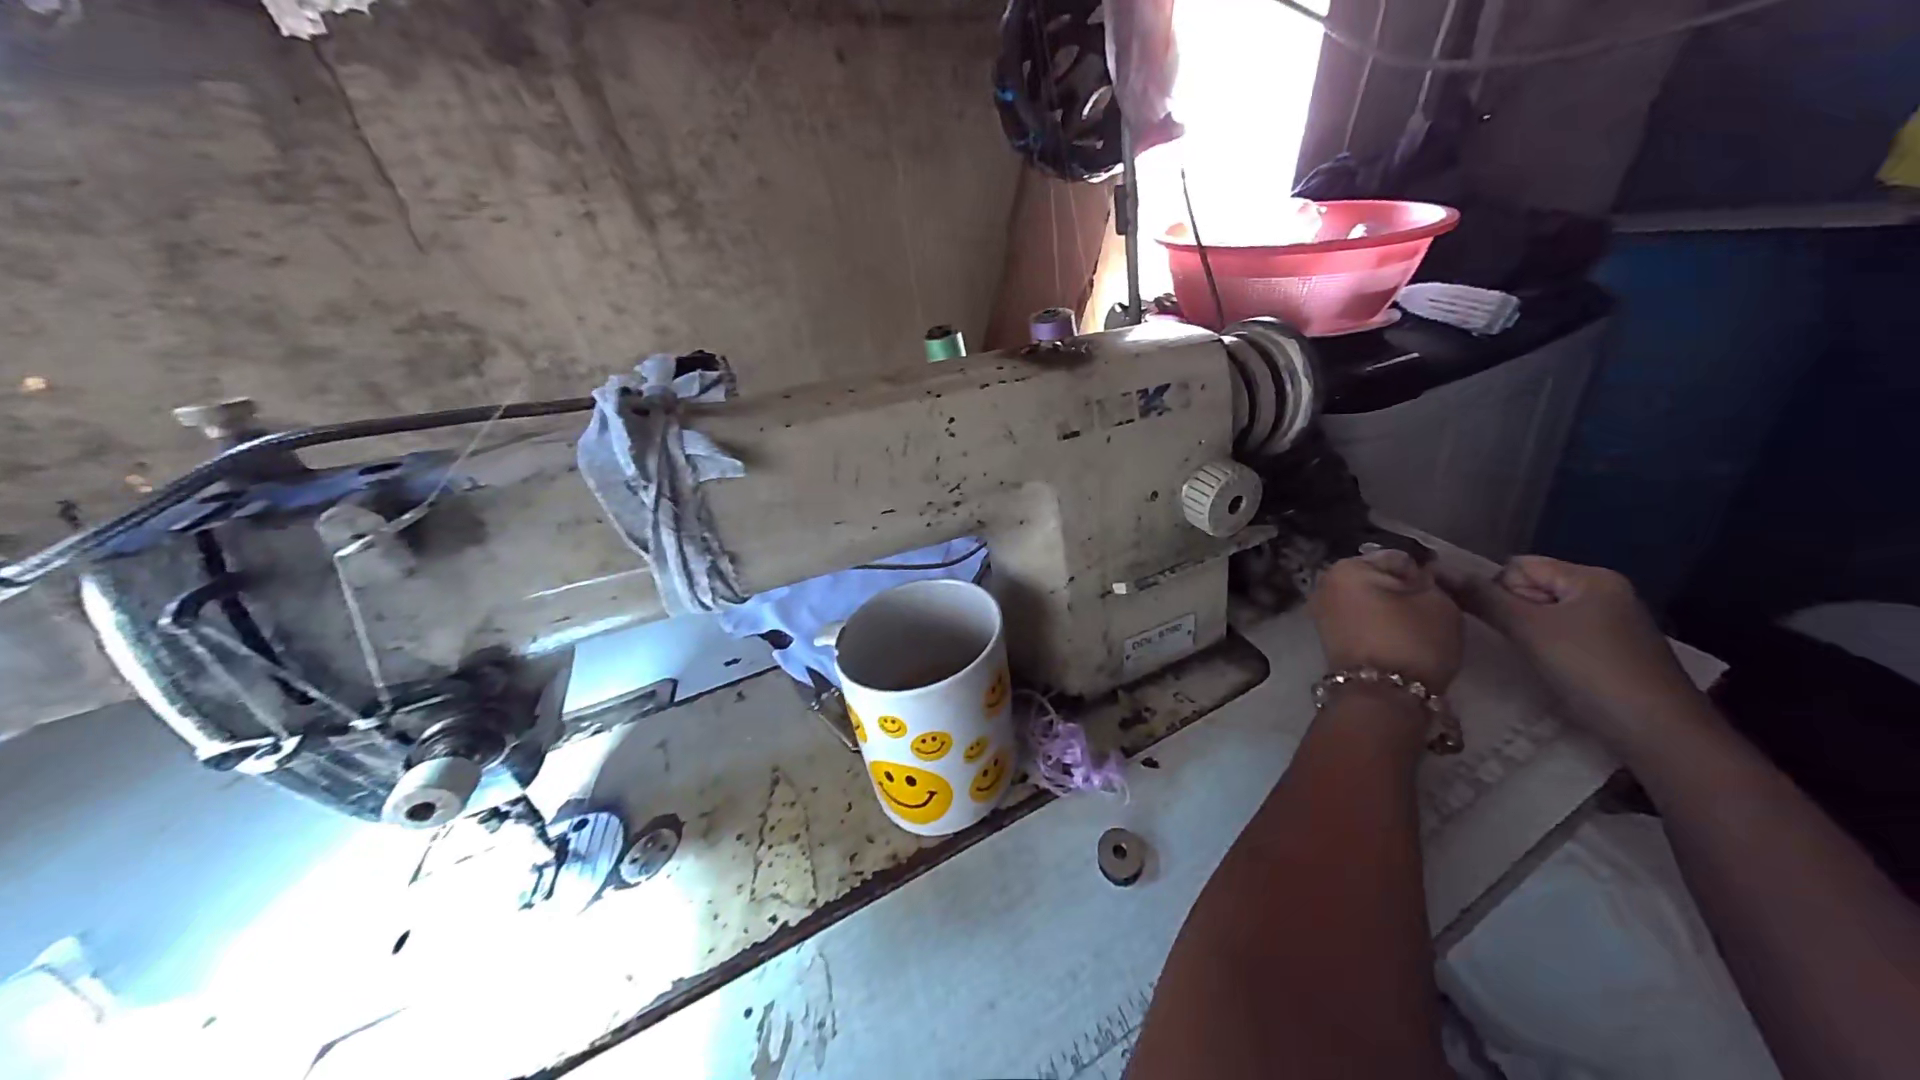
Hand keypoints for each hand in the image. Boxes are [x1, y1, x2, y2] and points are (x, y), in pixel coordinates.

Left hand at [1310, 549, 1462, 693]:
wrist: (1382, 697)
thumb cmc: (1412, 641)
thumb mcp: (1438, 601)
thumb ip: (1429, 580)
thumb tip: (1417, 574)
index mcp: (1345, 568)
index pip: (1399, 559)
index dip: (1424, 577)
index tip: (1439, 598)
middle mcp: (1324, 585)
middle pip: (1378, 579)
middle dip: (1403, 592)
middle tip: (1427, 615)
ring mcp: (1321, 612)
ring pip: (1369, 601)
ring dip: (1390, 610)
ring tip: (1413, 631)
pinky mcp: (1327, 638)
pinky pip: (1360, 620)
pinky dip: (1378, 626)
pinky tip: (1396, 641)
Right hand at [1440, 555, 1709, 749]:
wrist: (1658, 730)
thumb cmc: (1590, 668)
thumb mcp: (1529, 629)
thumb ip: (1483, 598)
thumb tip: (1437, 570)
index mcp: (1591, 577)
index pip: (1518, 566)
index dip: (1497, 589)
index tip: (1498, 622)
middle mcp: (1604, 592)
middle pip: (1531, 588)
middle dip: (1512, 611)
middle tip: (1516, 641)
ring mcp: (1611, 622)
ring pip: (1544, 614)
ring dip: (1526, 631)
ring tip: (1531, 656)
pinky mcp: (1611, 650)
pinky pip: (1562, 634)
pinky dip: (1547, 647)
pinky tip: (1550, 668)